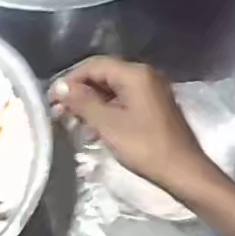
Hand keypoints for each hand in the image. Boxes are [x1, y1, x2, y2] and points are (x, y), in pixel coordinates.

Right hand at [51, 57, 228, 201]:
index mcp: (135, 74)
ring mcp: (152, 92)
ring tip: (73, 123)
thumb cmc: (145, 147)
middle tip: (59, 112)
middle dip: (79, 92)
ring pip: (113, 91)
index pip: (94, 65)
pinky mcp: (154, 108)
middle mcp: (145, 76)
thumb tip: (59, 87)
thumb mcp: (108, 125)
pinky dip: (107, 112)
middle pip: (104, 76)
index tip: (51, 98)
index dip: (70, 79)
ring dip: (91, 104)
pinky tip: (95, 130)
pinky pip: (124, 102)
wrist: (182, 171)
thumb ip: (82, 102)